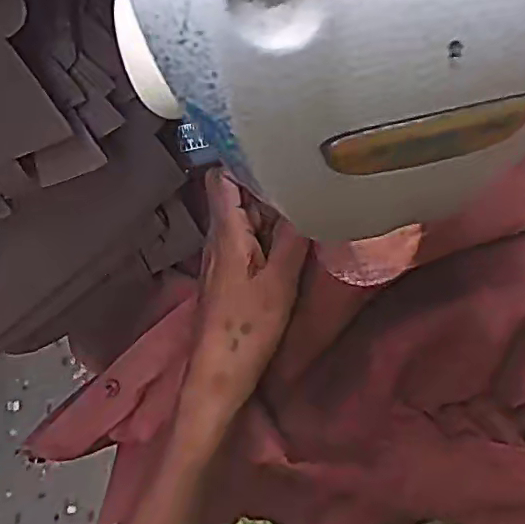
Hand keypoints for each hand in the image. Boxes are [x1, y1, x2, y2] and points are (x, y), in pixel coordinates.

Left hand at [174, 169, 309, 455]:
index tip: (275, 150)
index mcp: (226, 231)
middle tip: (304, 178)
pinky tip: (291, 237)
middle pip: (236, 195)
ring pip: (244, 217)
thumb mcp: (280, 280)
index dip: (241, 159)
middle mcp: (218, 236)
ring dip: (270, 211)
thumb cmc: (248, 327)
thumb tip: (307, 197)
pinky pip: (247, 238)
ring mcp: (221, 255)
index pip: (220, 177)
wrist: (218, 373)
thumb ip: (293, 237)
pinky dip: (267, 232)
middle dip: (267, 186)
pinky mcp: (228, 272)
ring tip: (304, 202)